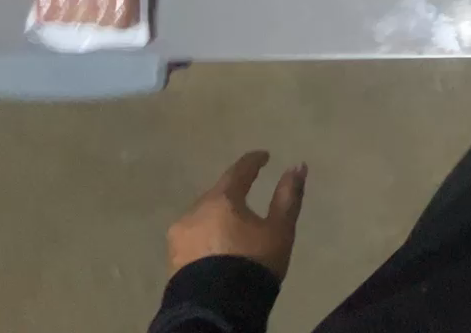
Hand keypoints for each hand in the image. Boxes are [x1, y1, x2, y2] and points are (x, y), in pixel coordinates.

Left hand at [167, 150, 306, 279]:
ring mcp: (179, 238)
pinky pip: (195, 234)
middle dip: (234, 190)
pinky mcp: (172, 260)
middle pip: (218, 193)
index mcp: (221, 200)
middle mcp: (194, 213)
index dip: (253, 161)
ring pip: (204, 214)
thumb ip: (288, 195)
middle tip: (250, 191)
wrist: (215, 313)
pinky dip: (209, 231)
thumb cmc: (251, 264)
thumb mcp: (279, 229)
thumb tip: (297, 166)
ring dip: (219, 213)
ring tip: (235, 221)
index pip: (238, 171)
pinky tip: (219, 242)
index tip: (264, 156)